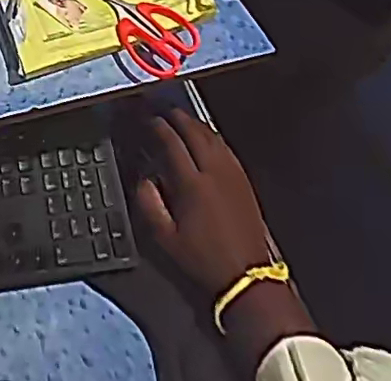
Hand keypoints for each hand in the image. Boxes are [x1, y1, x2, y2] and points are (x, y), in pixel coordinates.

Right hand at [131, 110, 313, 360]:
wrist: (247, 279)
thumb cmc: (202, 259)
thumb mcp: (164, 236)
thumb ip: (149, 202)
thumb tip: (144, 178)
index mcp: (192, 184)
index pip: (172, 143)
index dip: (158, 127)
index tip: (149, 121)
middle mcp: (214, 174)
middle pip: (196, 133)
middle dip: (179, 118)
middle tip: (166, 111)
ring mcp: (233, 177)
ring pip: (214, 139)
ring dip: (197, 125)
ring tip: (184, 119)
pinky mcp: (245, 184)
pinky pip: (228, 150)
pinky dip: (214, 138)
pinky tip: (209, 138)